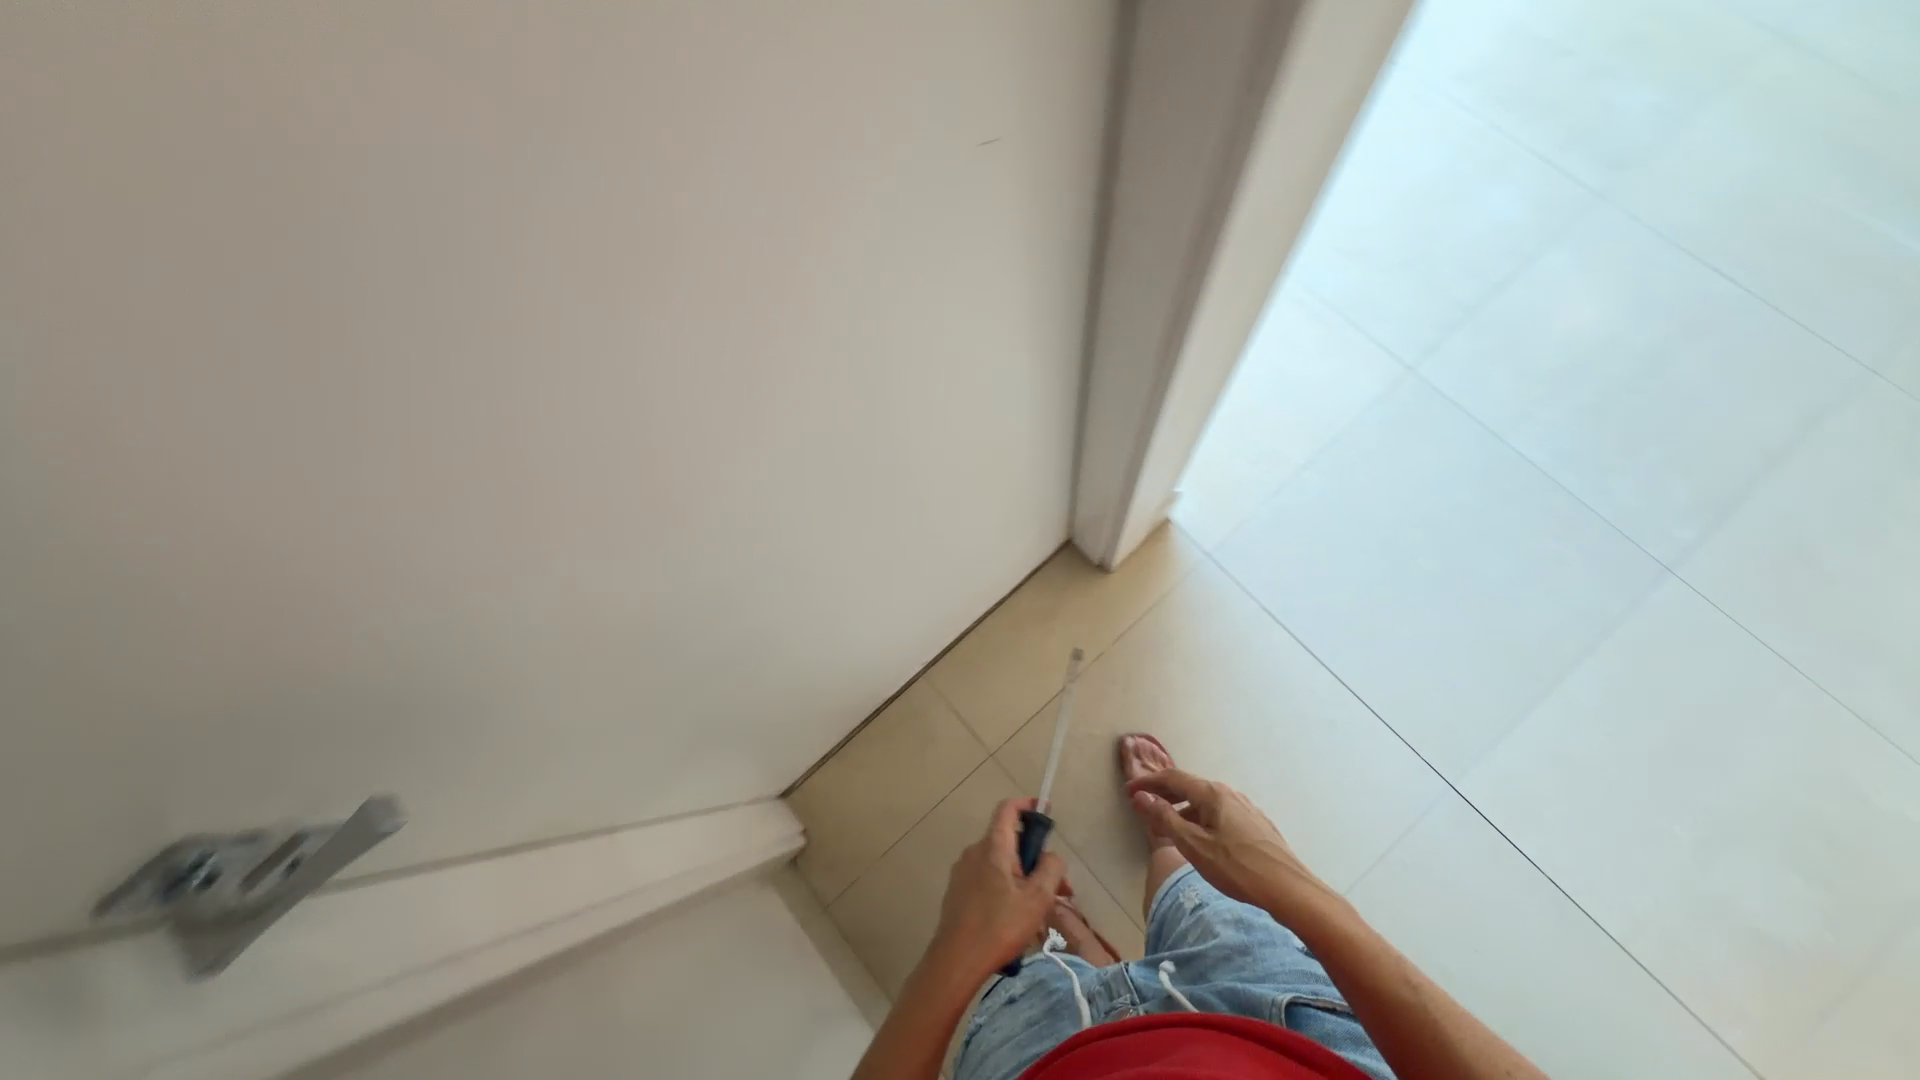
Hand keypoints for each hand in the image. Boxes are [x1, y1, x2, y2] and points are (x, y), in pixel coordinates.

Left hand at [929, 797, 1066, 977]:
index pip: (1008, 808)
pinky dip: (1006, 887)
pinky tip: (1017, 918)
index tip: (1046, 811)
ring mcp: (963, 871)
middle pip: (1008, 840)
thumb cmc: (999, 926)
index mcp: (993, 846)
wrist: (956, 960)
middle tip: (1057, 886)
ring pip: (999, 863)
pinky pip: (987, 878)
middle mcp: (975, 851)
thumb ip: (1051, 869)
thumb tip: (1052, 856)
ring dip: (1023, 877)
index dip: (1028, 805)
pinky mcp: (958, 891)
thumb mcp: (1037, 898)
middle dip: (1034, 857)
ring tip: (1042, 909)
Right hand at [1126, 768, 1333, 919]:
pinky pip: (1220, 814)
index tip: (1129, 794)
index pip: (1172, 778)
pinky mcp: (1256, 825)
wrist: (1289, 889)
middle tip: (1144, 808)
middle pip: (1190, 787)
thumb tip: (1142, 797)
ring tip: (1170, 828)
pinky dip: (1202, 819)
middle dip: (1164, 795)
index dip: (1148, 784)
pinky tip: (1202, 839)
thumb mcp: (1193, 845)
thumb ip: (1165, 818)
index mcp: (1212, 793)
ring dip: (1183, 809)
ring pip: (1206, 802)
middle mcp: (1229, 793)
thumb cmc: (1236, 867)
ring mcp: (1246, 808)